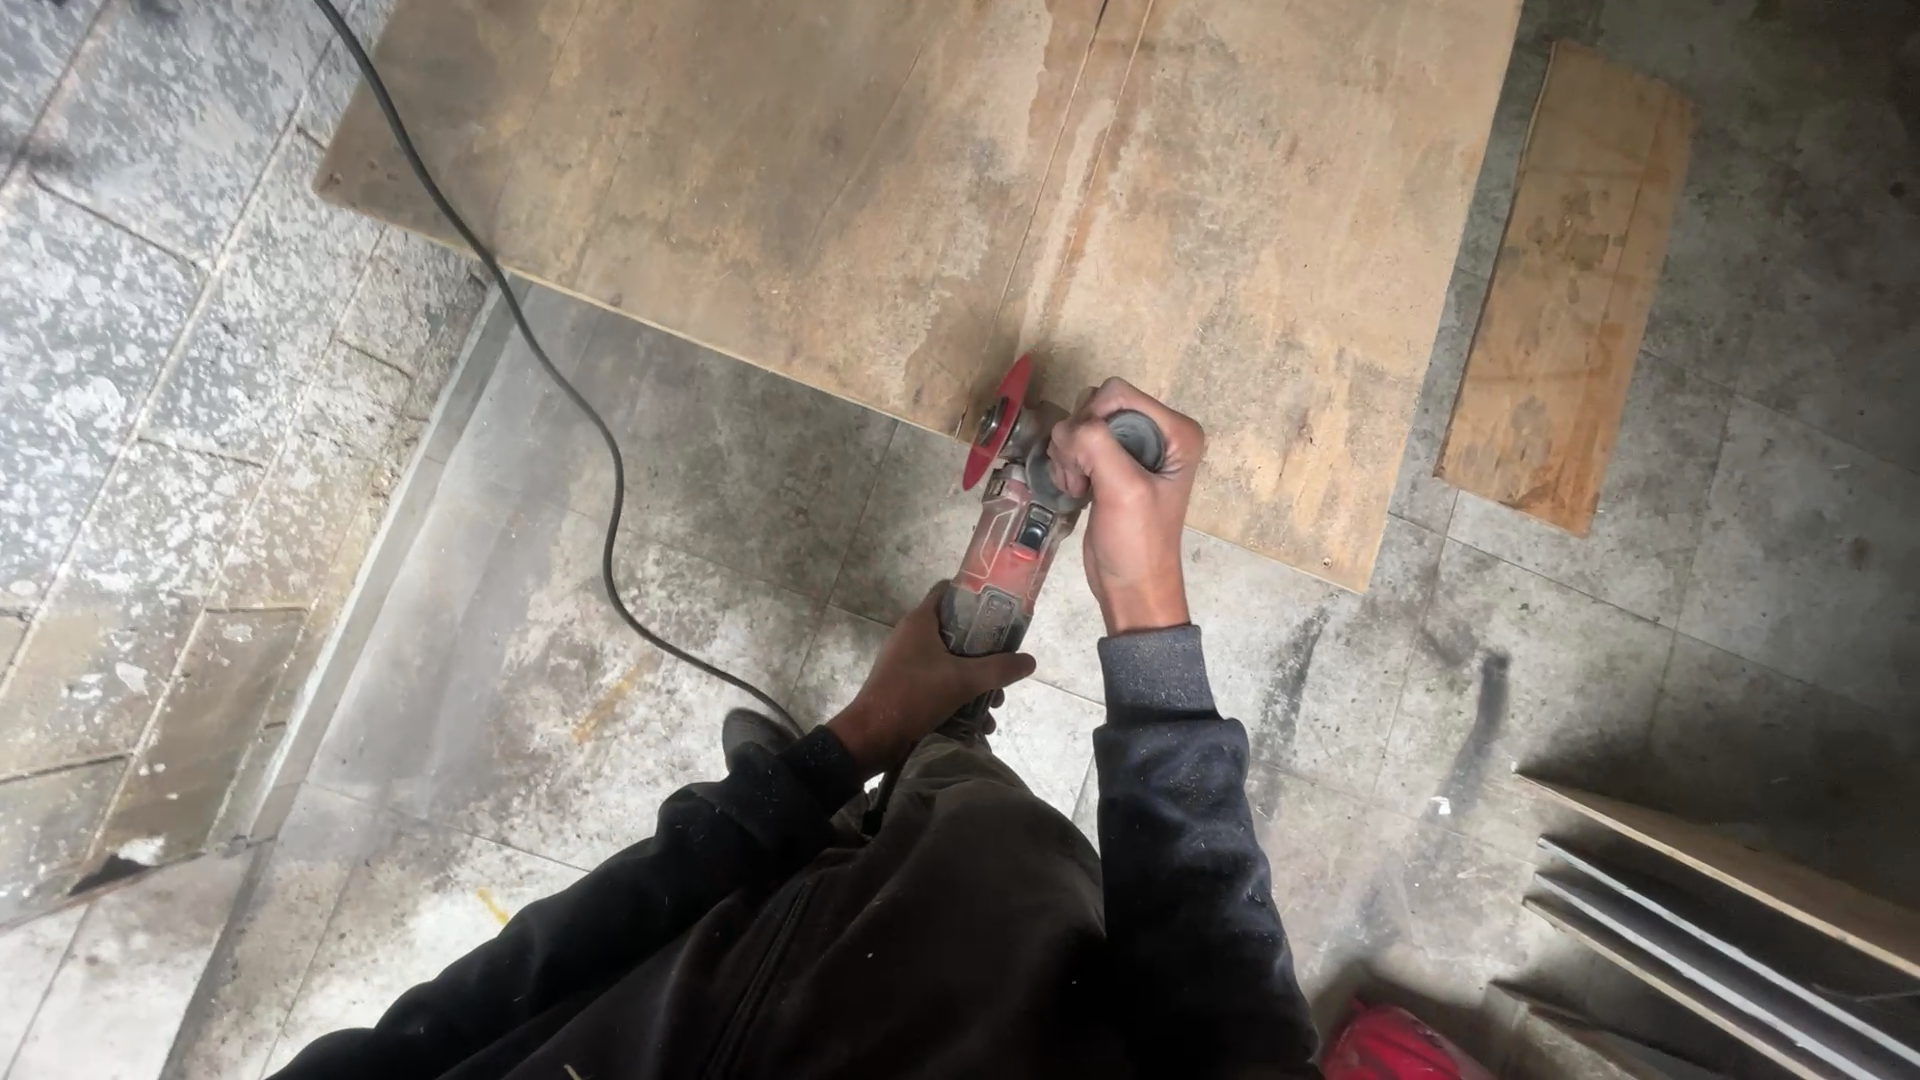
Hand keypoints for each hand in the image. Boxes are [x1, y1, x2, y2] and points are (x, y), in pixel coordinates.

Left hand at [826, 583, 1036, 775]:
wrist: (872, 737)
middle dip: (986, 654)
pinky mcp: (908, 686)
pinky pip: (941, 684)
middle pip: (959, 632)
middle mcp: (914, 636)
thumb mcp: (963, 681)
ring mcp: (909, 662)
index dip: (976, 595)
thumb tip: (1030, 661)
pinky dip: (960, 700)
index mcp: (922, 621)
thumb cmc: (914, 695)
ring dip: (977, 684)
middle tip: (1005, 670)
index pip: (949, 591)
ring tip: (995, 707)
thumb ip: (999, 669)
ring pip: (953, 663)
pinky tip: (978, 725)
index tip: (1001, 611)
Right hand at [1047, 378, 1204, 634]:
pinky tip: (1075, 489)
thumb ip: (1097, 445)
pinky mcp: (1110, 465)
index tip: (1089, 462)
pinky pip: (1075, 444)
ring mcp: (1132, 448)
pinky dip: (1066, 463)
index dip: (1091, 420)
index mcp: (1176, 430)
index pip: (1116, 393)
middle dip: (1078, 440)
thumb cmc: (1137, 541)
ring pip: (1080, 424)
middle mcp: (1157, 432)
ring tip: (1079, 486)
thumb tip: (1066, 429)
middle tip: (1082, 478)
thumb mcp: (1123, 489)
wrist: (1131, 586)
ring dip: (1068, 454)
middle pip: (1095, 405)